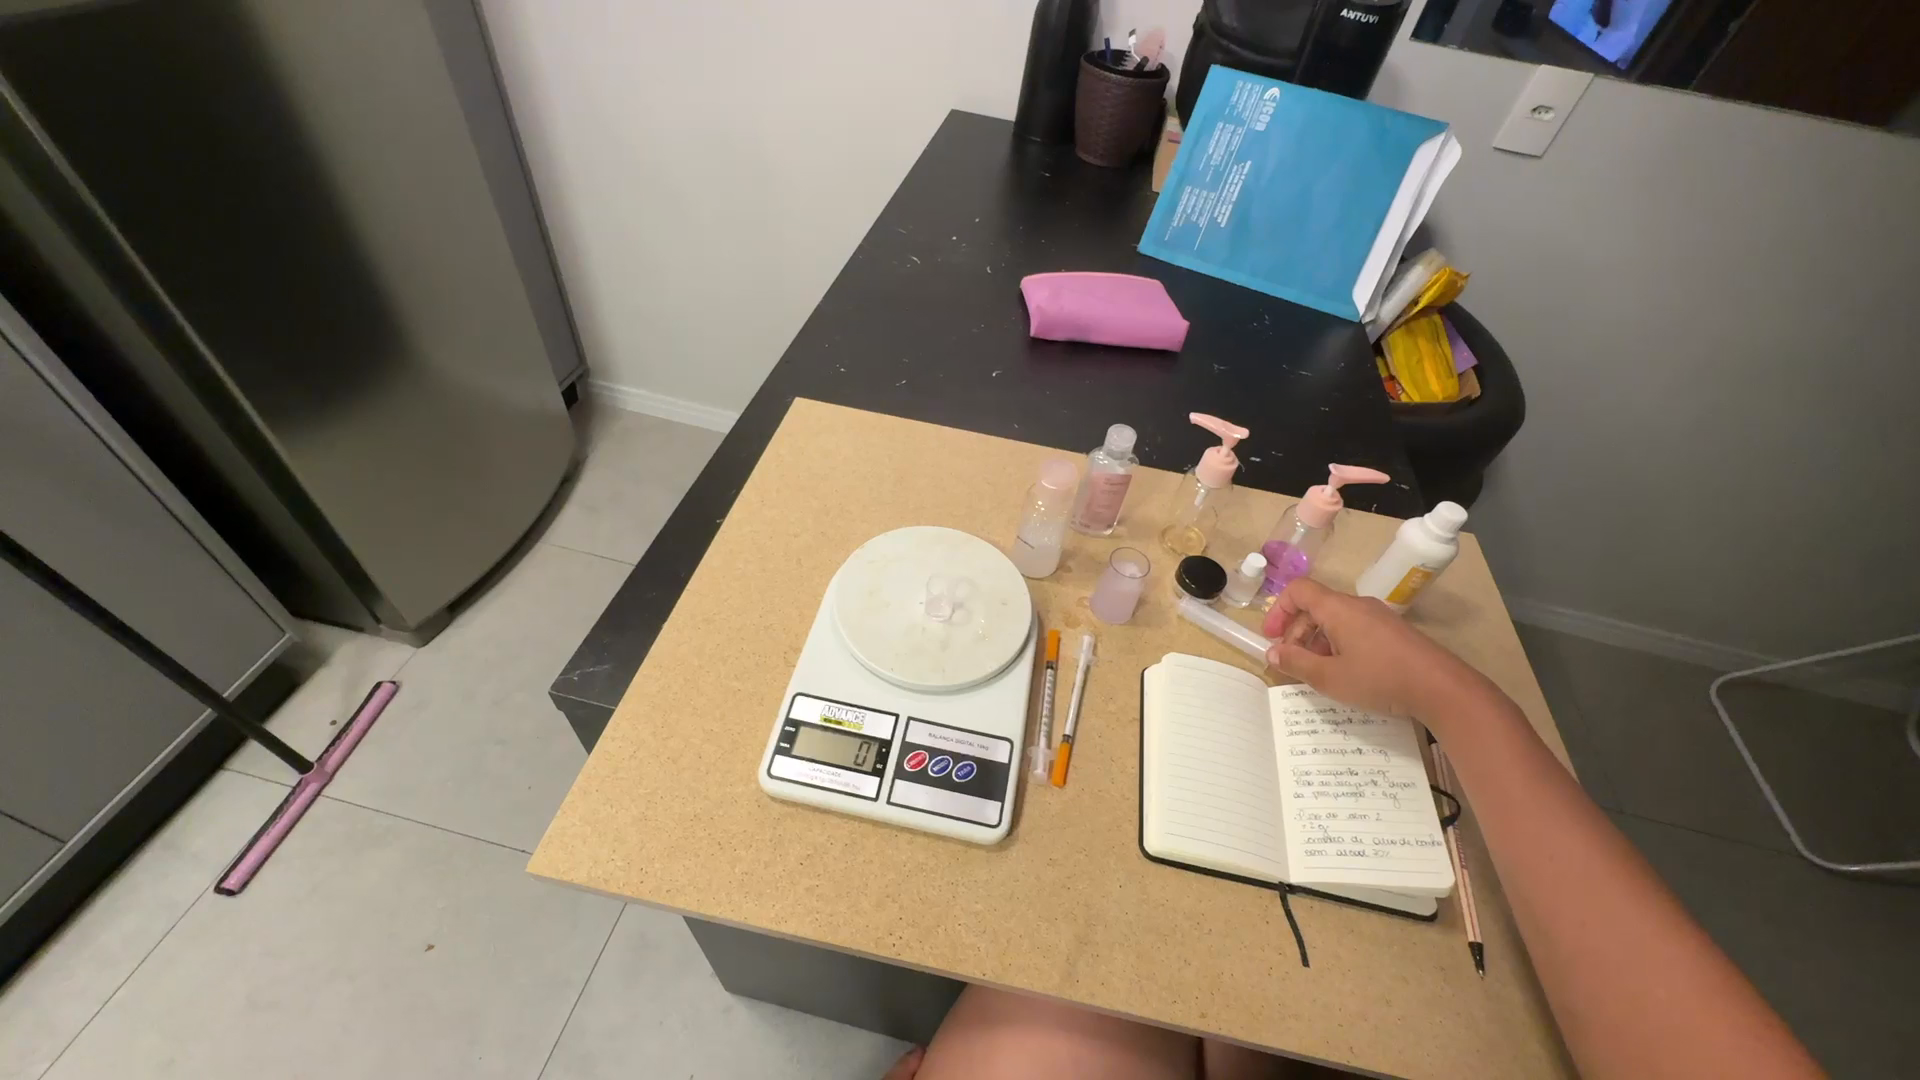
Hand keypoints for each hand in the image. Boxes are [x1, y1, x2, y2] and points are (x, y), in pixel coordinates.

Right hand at [1261, 578, 1482, 719]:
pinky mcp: (1393, 632)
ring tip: (1317, 672)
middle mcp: (1357, 606)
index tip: (1271, 637)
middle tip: (1292, 662)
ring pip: (1335, 620)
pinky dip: (1339, 645)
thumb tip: (1273, 653)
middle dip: (1296, 632)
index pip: (1299, 590)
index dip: (1279, 610)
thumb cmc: (1381, 679)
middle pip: (1316, 607)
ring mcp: (1378, 618)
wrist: (1443, 689)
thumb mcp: (1330, 677)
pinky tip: (1345, 672)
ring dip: (1317, 641)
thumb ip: (1296, 663)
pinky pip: (1355, 629)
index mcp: (1338, 609)